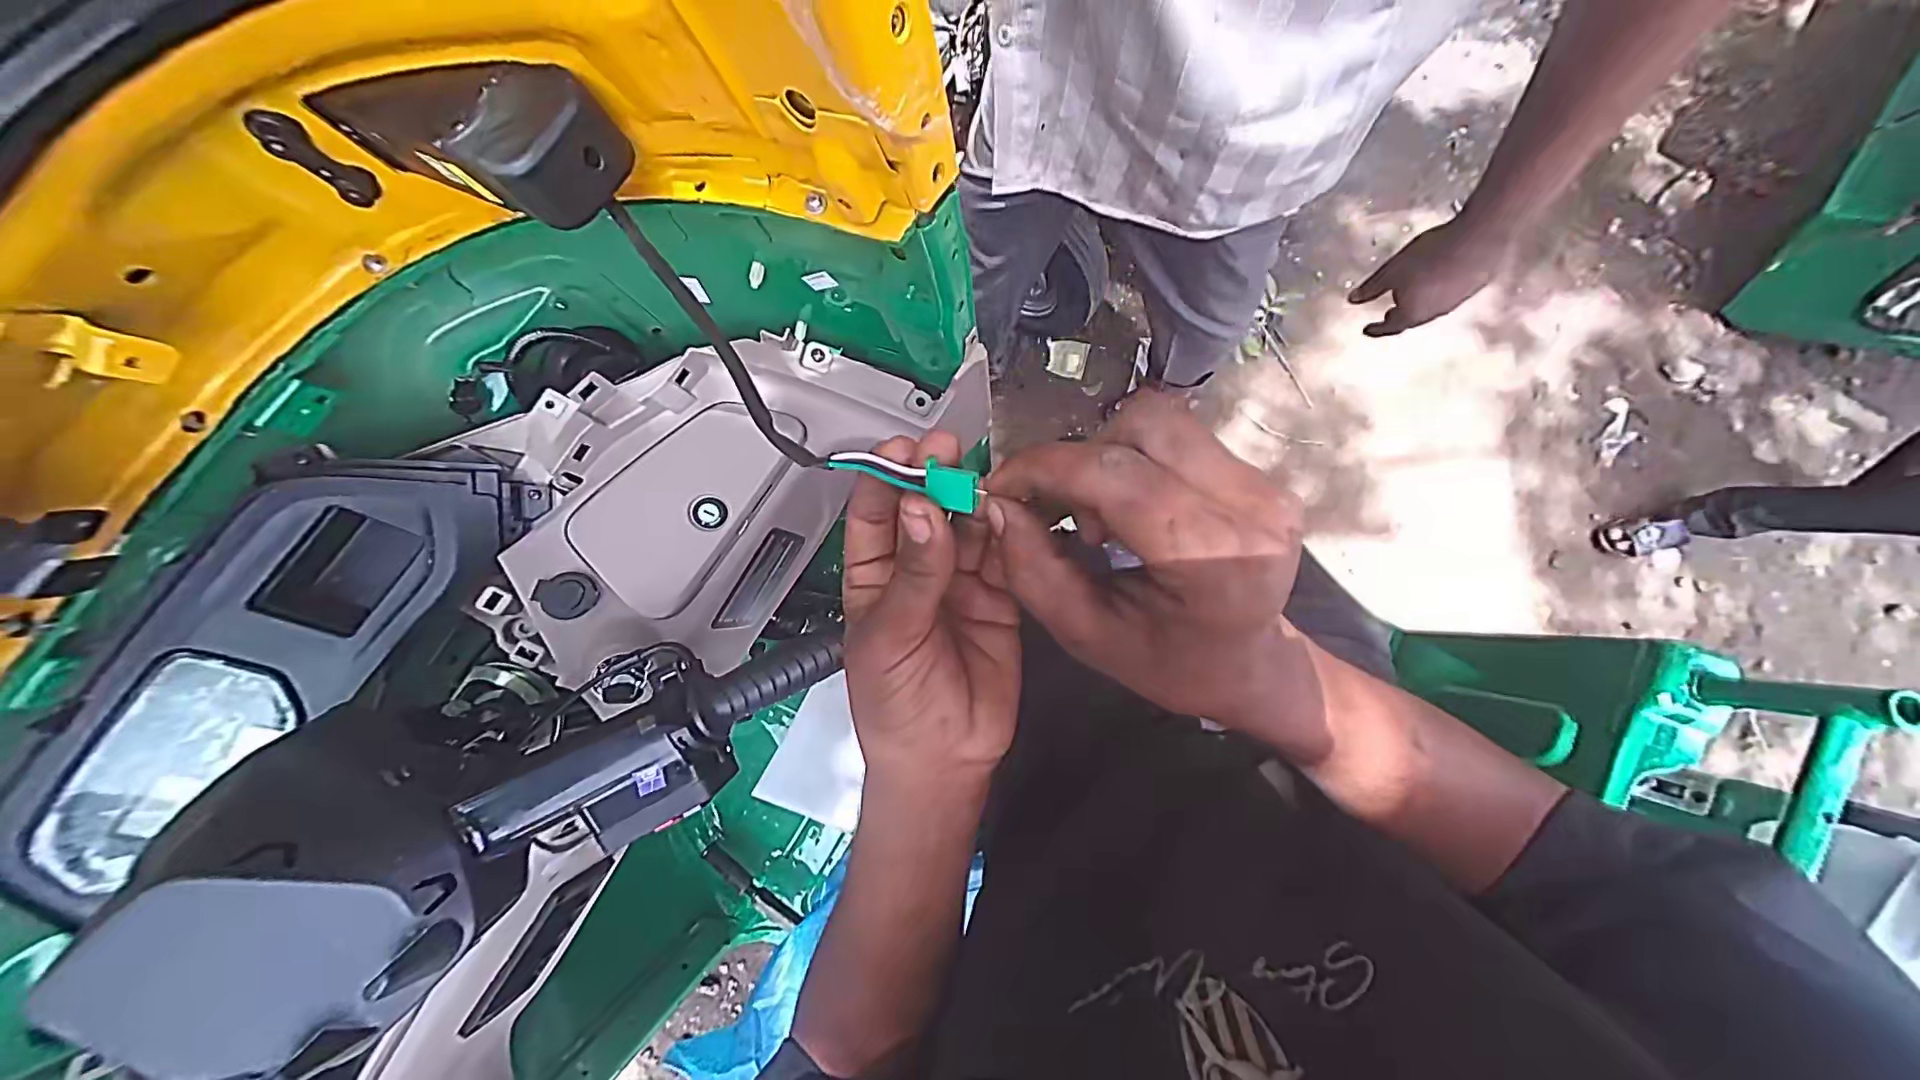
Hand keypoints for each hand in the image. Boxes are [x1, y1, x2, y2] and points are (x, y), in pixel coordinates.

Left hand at [842, 431, 1020, 791]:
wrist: (944, 757)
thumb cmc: (894, 706)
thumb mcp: (890, 637)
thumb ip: (913, 574)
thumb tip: (923, 512)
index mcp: (873, 578)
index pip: (873, 515)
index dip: (885, 478)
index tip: (900, 451)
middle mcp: (915, 573)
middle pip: (923, 511)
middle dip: (932, 478)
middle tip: (944, 452)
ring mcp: (958, 583)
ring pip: (966, 527)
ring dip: (971, 501)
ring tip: (978, 480)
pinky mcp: (997, 598)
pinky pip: (1003, 557)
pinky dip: (1007, 535)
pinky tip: (1007, 514)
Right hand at [983, 392, 1328, 761]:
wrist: (1247, 664)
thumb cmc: (1168, 662)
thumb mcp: (1085, 634)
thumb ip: (1033, 570)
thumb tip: (998, 504)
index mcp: (1212, 559)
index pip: (1115, 476)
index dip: (1045, 469)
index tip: (1003, 486)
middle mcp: (1249, 508)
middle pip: (1142, 426)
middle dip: (1079, 459)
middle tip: (1060, 510)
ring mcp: (1262, 484)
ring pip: (1159, 420)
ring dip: (1107, 454)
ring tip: (1099, 513)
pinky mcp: (1257, 473)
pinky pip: (1176, 435)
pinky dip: (1133, 459)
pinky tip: (1128, 506)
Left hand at [1347, 215, 1513, 336]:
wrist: (1482, 235)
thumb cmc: (1431, 254)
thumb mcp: (1391, 270)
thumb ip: (1371, 288)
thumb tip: (1352, 299)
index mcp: (1411, 314)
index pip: (1389, 328)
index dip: (1376, 329)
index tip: (1367, 330)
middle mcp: (1433, 314)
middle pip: (1410, 321)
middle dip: (1396, 319)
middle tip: (1387, 315)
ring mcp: (1455, 302)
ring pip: (1429, 310)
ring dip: (1416, 307)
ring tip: (1408, 299)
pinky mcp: (1472, 289)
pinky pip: (1447, 297)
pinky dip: (1435, 295)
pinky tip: (1434, 284)